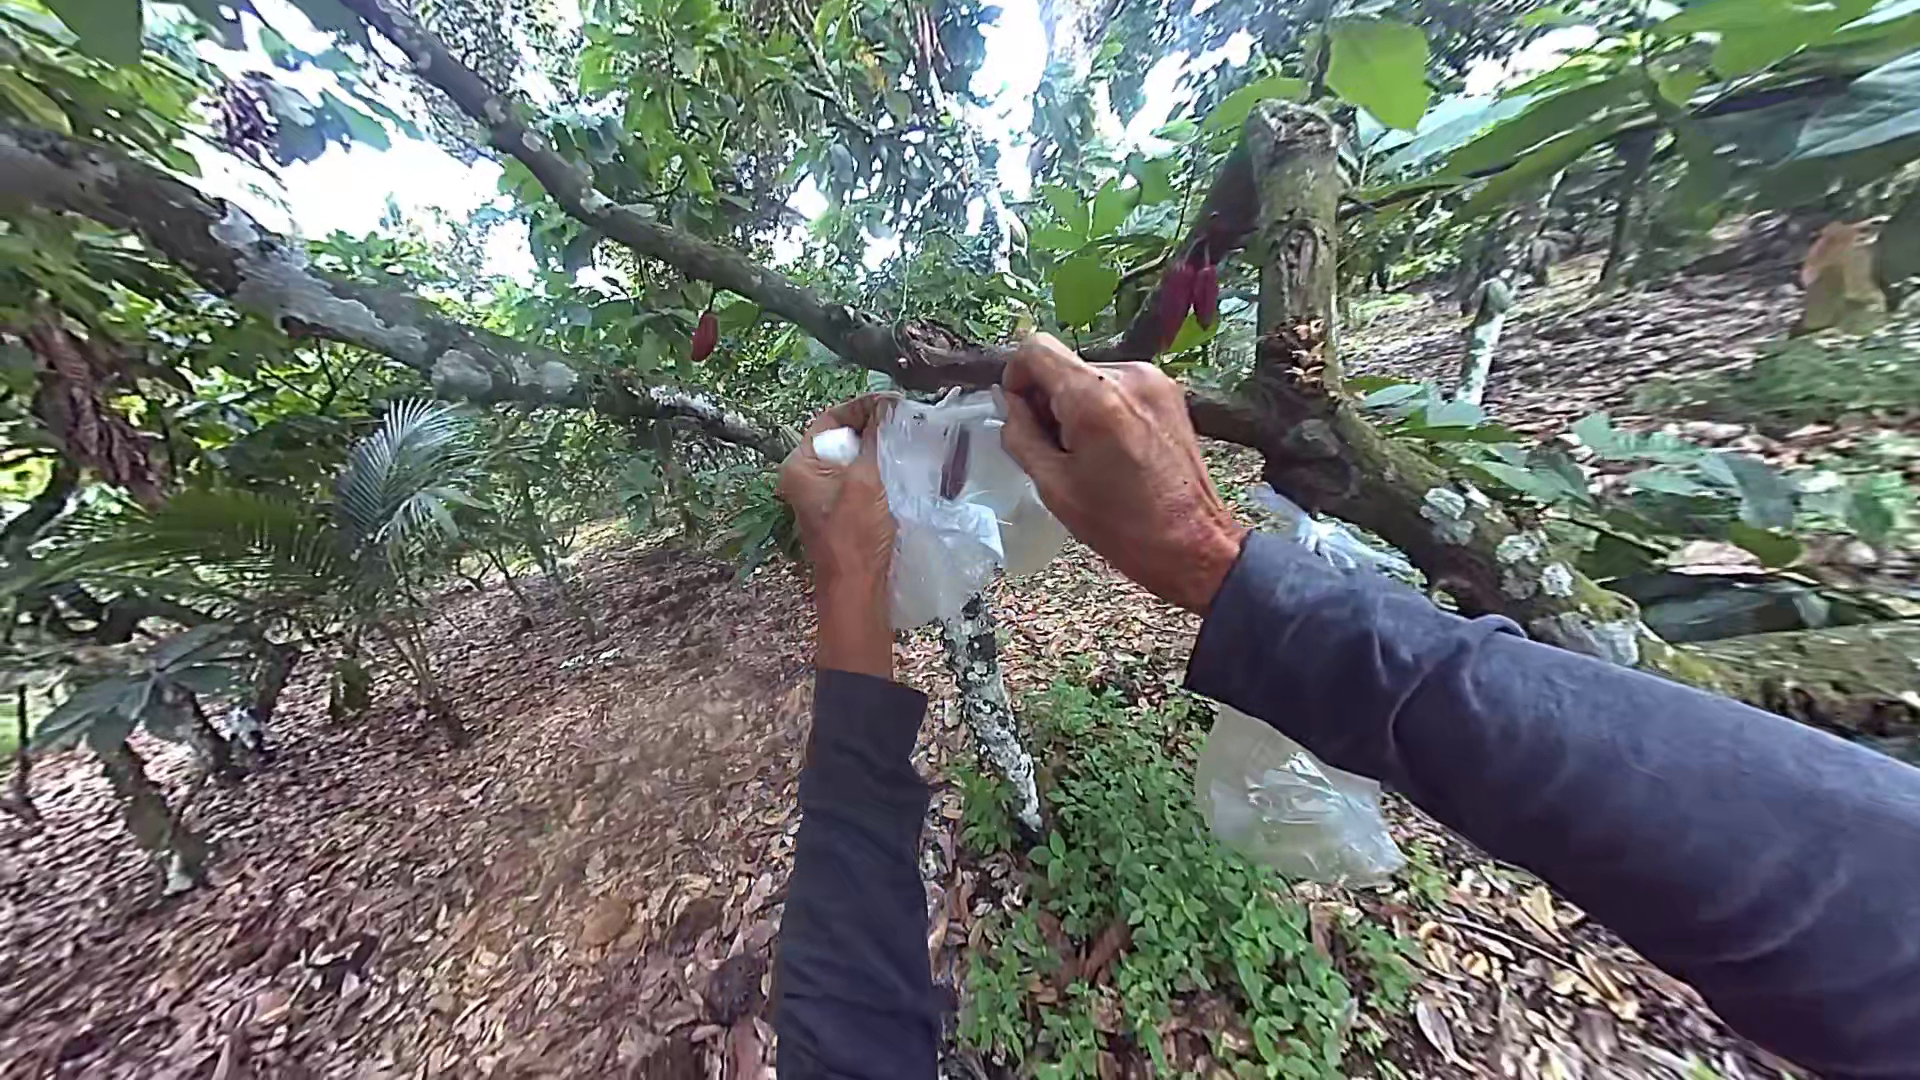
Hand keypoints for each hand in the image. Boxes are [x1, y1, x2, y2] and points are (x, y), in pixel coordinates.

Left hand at [778, 395, 895, 677]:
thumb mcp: (867, 479)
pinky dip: (875, 470)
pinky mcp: (837, 512)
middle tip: (902, 419)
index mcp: (799, 466)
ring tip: (905, 438)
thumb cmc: (856, 533)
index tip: (891, 403)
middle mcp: (803, 478)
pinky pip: (855, 479)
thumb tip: (886, 407)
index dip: (860, 407)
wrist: (856, 588)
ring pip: (849, 460)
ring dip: (875, 449)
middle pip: (838, 439)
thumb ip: (874, 439)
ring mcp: (820, 497)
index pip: (828, 419)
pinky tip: (898, 466)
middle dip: (870, 427)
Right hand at [1000, 334, 1246, 613]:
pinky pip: (1115, 386)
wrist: (1190, 542)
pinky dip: (1101, 408)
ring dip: (1074, 406)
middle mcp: (1127, 375)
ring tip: (1085, 453)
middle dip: (1047, 399)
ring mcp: (1153, 379)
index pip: (1035, 349)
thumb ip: (1020, 434)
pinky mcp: (1169, 391)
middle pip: (1063, 365)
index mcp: (1093, 397)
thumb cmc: (1119, 523)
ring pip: (1088, 377)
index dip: (1016, 376)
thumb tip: (1008, 403)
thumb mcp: (1052, 485)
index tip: (1020, 412)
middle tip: (1054, 448)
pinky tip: (1110, 448)